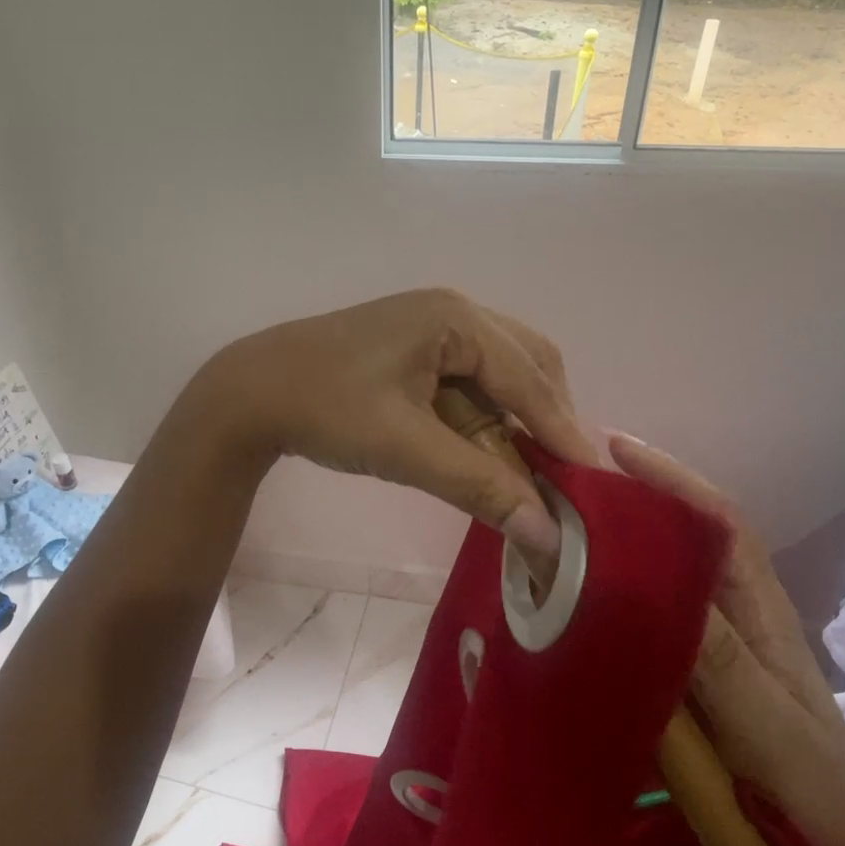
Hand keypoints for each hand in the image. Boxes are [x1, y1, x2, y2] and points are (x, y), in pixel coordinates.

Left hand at [182, 288, 598, 554]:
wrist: (250, 392)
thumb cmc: (327, 409)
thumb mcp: (405, 449)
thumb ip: (479, 486)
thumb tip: (546, 533)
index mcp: (455, 318)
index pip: (530, 377)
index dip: (563, 432)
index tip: (594, 483)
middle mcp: (452, 312)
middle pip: (526, 365)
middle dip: (544, 420)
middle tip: (559, 474)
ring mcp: (430, 327)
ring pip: (499, 374)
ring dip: (514, 422)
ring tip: (526, 472)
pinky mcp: (413, 349)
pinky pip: (469, 381)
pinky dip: (484, 418)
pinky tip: (484, 453)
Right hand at [606, 434, 844, 845]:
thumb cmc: (809, 780)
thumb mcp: (763, 716)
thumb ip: (712, 652)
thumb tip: (643, 575)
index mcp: (759, 607)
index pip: (717, 520)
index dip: (668, 475)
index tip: (612, 446)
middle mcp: (736, 614)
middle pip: (684, 537)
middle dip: (633, 499)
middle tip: (569, 481)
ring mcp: (717, 646)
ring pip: (662, 576)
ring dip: (618, 543)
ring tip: (563, 525)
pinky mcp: (696, 678)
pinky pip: (650, 619)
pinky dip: (614, 595)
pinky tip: (580, 598)